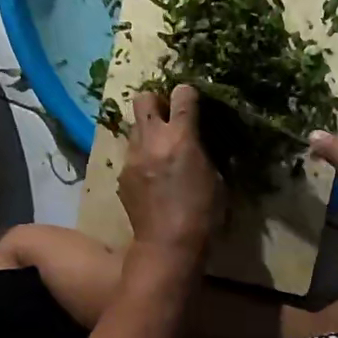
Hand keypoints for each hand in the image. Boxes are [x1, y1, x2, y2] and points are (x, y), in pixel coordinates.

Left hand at [118, 85, 222, 257]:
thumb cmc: (204, 214)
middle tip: (168, 116)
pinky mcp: (122, 175)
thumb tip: (198, 138)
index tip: (191, 97)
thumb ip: (204, 150)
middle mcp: (152, 141)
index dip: (187, 92)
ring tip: (161, 148)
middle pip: (143, 99)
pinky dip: (142, 157)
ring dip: (148, 131)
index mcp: (181, 138)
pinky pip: (132, 155)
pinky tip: (153, 176)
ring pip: (135, 128)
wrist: (167, 245)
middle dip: (156, 101)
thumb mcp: (216, 177)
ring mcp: (132, 157)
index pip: (182, 96)